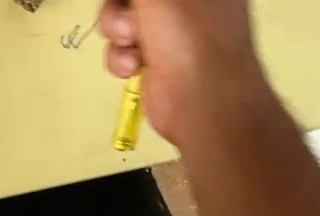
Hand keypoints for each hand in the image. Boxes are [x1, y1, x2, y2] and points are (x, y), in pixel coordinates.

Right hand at [98, 0, 274, 147]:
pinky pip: (122, 48)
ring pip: (121, 16)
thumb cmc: (189, 35)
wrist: (202, 102)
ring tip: (130, 42)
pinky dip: (120, 57)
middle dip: (120, 4)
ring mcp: (167, 29)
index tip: (130, 0)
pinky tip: (131, 67)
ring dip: (116, 29)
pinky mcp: (152, 60)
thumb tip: (131, 2)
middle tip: (129, 19)